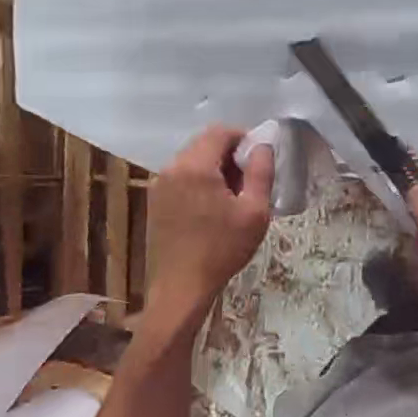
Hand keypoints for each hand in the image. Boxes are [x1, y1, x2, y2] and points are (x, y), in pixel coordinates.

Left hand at [144, 126, 274, 322]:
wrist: (182, 286)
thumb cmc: (222, 249)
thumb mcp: (254, 212)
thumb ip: (261, 172)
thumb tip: (262, 145)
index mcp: (195, 166)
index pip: (220, 131)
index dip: (243, 137)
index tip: (258, 157)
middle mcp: (172, 168)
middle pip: (204, 144)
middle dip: (229, 154)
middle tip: (248, 180)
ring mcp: (159, 184)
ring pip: (192, 160)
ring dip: (214, 168)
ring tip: (232, 197)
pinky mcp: (155, 200)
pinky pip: (181, 177)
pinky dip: (199, 181)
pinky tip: (212, 207)